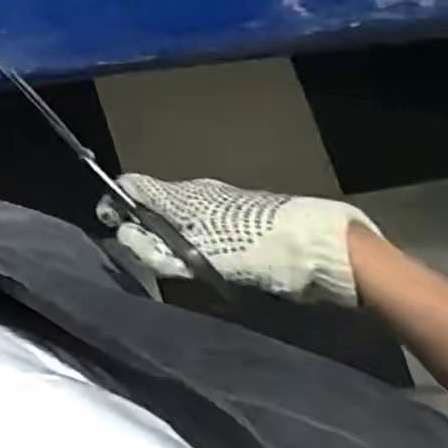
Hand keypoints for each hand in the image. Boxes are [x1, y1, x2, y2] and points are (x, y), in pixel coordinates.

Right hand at [103, 174, 379, 305]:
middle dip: (151, 224)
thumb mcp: (195, 260)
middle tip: (159, 255)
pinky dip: (211, 236)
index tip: (116, 228)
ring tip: (195, 262)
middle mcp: (197, 188)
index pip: (129, 185)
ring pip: (188, 211)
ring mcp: (228, 196)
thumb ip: (152, 248)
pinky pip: (217, 219)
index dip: (116, 204)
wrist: (331, 251)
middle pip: (158, 201)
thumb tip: (123, 235)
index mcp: (177, 194)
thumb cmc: (256, 253)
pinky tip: (229, 259)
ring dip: (183, 232)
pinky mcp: (255, 209)